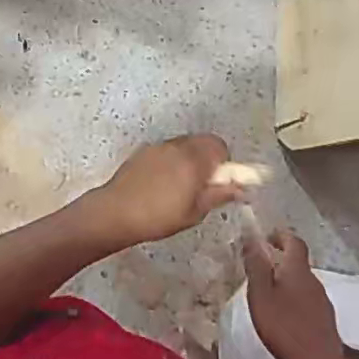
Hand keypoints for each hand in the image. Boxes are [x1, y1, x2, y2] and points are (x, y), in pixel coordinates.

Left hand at [75, 134, 242, 246]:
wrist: (116, 211)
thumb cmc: (160, 216)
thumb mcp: (195, 211)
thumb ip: (219, 195)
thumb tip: (241, 188)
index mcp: (193, 159)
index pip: (219, 146)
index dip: (224, 162)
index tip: (220, 181)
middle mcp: (177, 145)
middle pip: (202, 141)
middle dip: (208, 158)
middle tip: (203, 184)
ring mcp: (159, 146)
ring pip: (184, 144)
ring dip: (190, 157)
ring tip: (181, 185)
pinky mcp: (144, 150)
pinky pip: (167, 149)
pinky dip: (172, 159)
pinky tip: (162, 183)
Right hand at [245, 229, 341, 358]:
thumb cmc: (284, 327)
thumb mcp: (260, 293)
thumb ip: (256, 265)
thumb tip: (252, 237)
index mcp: (298, 270)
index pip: (294, 241)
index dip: (282, 236)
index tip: (268, 237)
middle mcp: (315, 282)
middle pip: (299, 264)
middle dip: (282, 263)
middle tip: (263, 270)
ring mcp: (324, 304)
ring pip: (305, 285)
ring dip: (290, 284)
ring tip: (272, 297)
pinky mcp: (327, 324)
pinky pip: (310, 304)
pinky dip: (297, 303)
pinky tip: (288, 320)